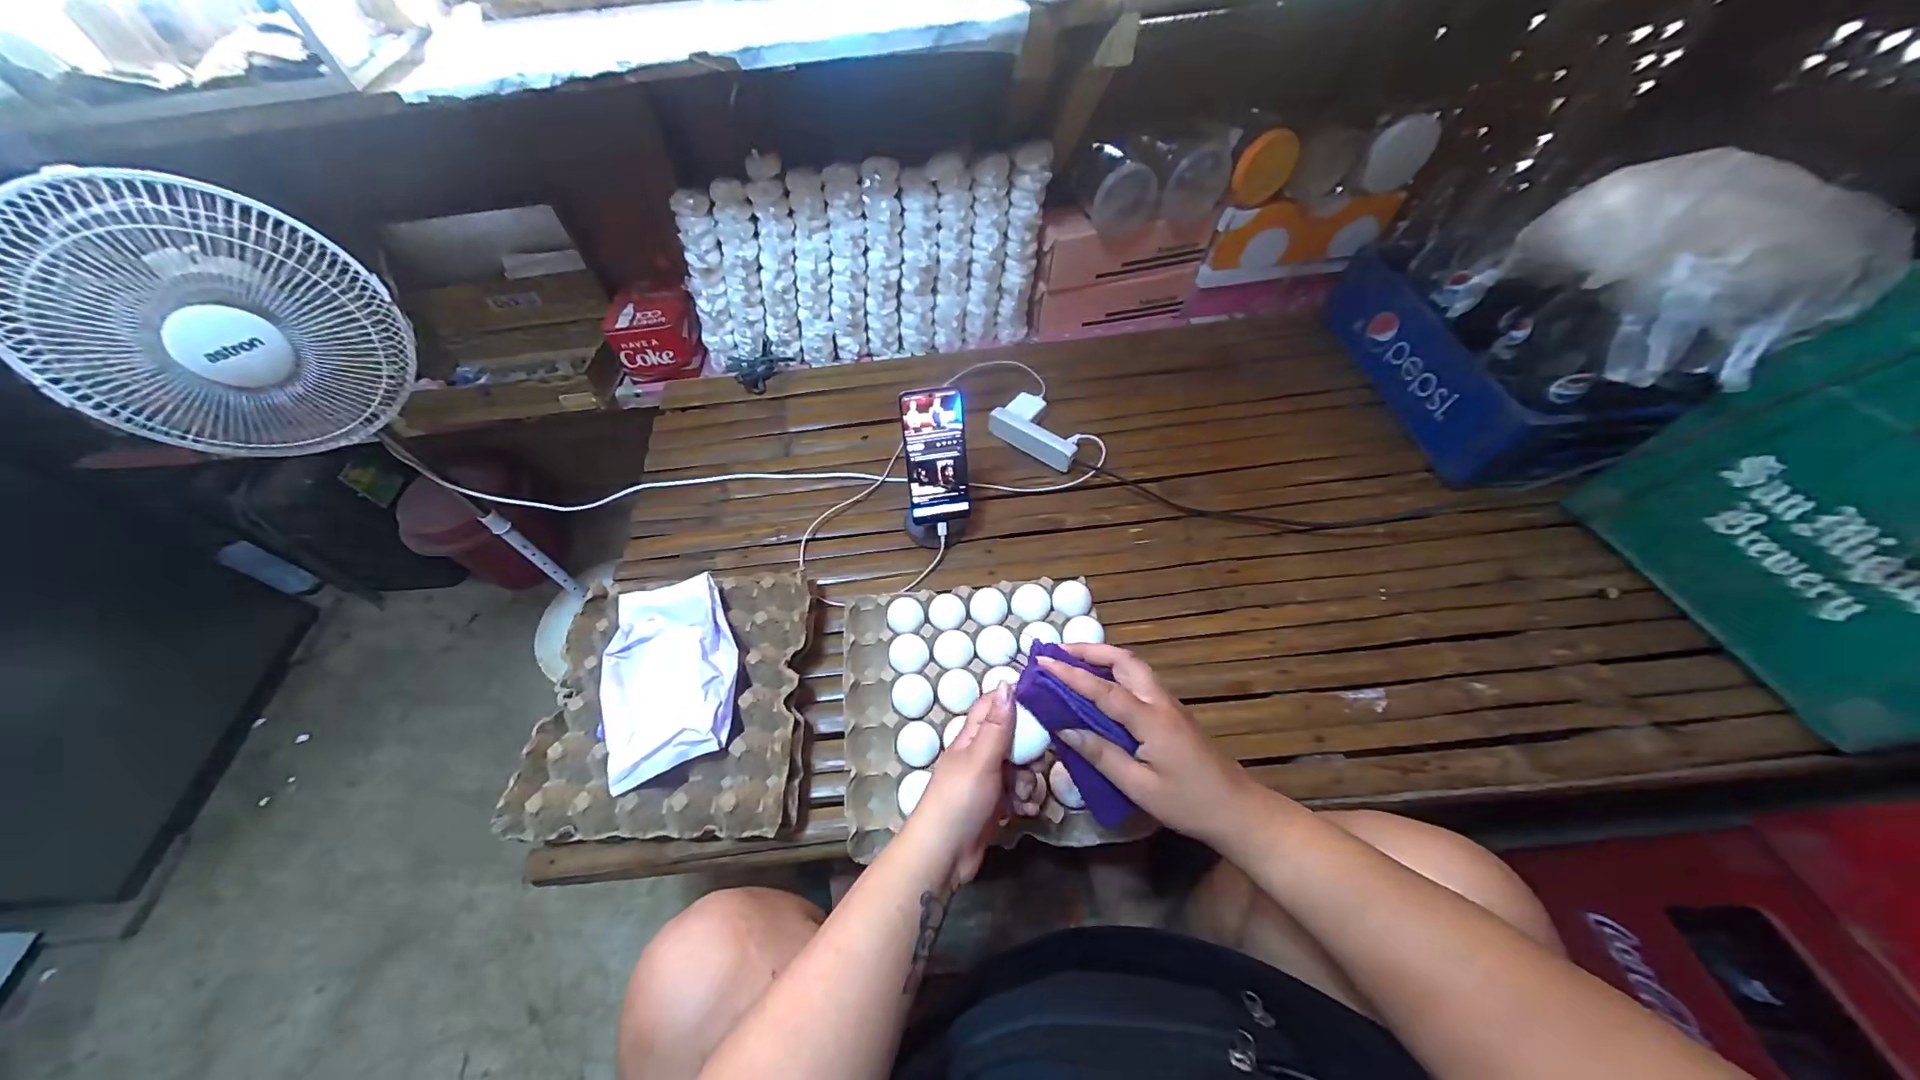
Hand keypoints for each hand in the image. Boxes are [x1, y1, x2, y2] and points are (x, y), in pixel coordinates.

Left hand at [903, 686, 1045, 886]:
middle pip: (1014, 739)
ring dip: (1029, 781)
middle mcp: (980, 755)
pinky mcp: (996, 806)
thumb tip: (1008, 684)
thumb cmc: (959, 801)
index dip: (1016, 700)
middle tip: (1037, 764)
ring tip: (1022, 797)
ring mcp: (988, 781)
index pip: (993, 706)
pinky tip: (1025, 812)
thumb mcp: (980, 759)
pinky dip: (1025, 801)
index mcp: (971, 737)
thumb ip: (998, 725)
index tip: (1043, 703)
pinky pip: (1019, 794)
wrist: (944, 856)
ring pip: (1020, 768)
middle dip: (1031, 751)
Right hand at [1041, 643, 1261, 845]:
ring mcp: (1170, 705)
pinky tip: (1100, 687)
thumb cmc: (1188, 803)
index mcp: (1151, 720)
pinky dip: (1115, 674)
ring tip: (1072, 662)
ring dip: (1102, 659)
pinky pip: (1139, 682)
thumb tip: (1064, 728)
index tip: (1042, 661)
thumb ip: (1101, 754)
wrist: (1238, 809)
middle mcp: (1160, 702)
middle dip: (1089, 650)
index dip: (1070, 674)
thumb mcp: (1138, 787)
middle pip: (1124, 660)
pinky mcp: (1173, 714)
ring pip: (1134, 668)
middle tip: (1057, 652)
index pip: (1103, 689)